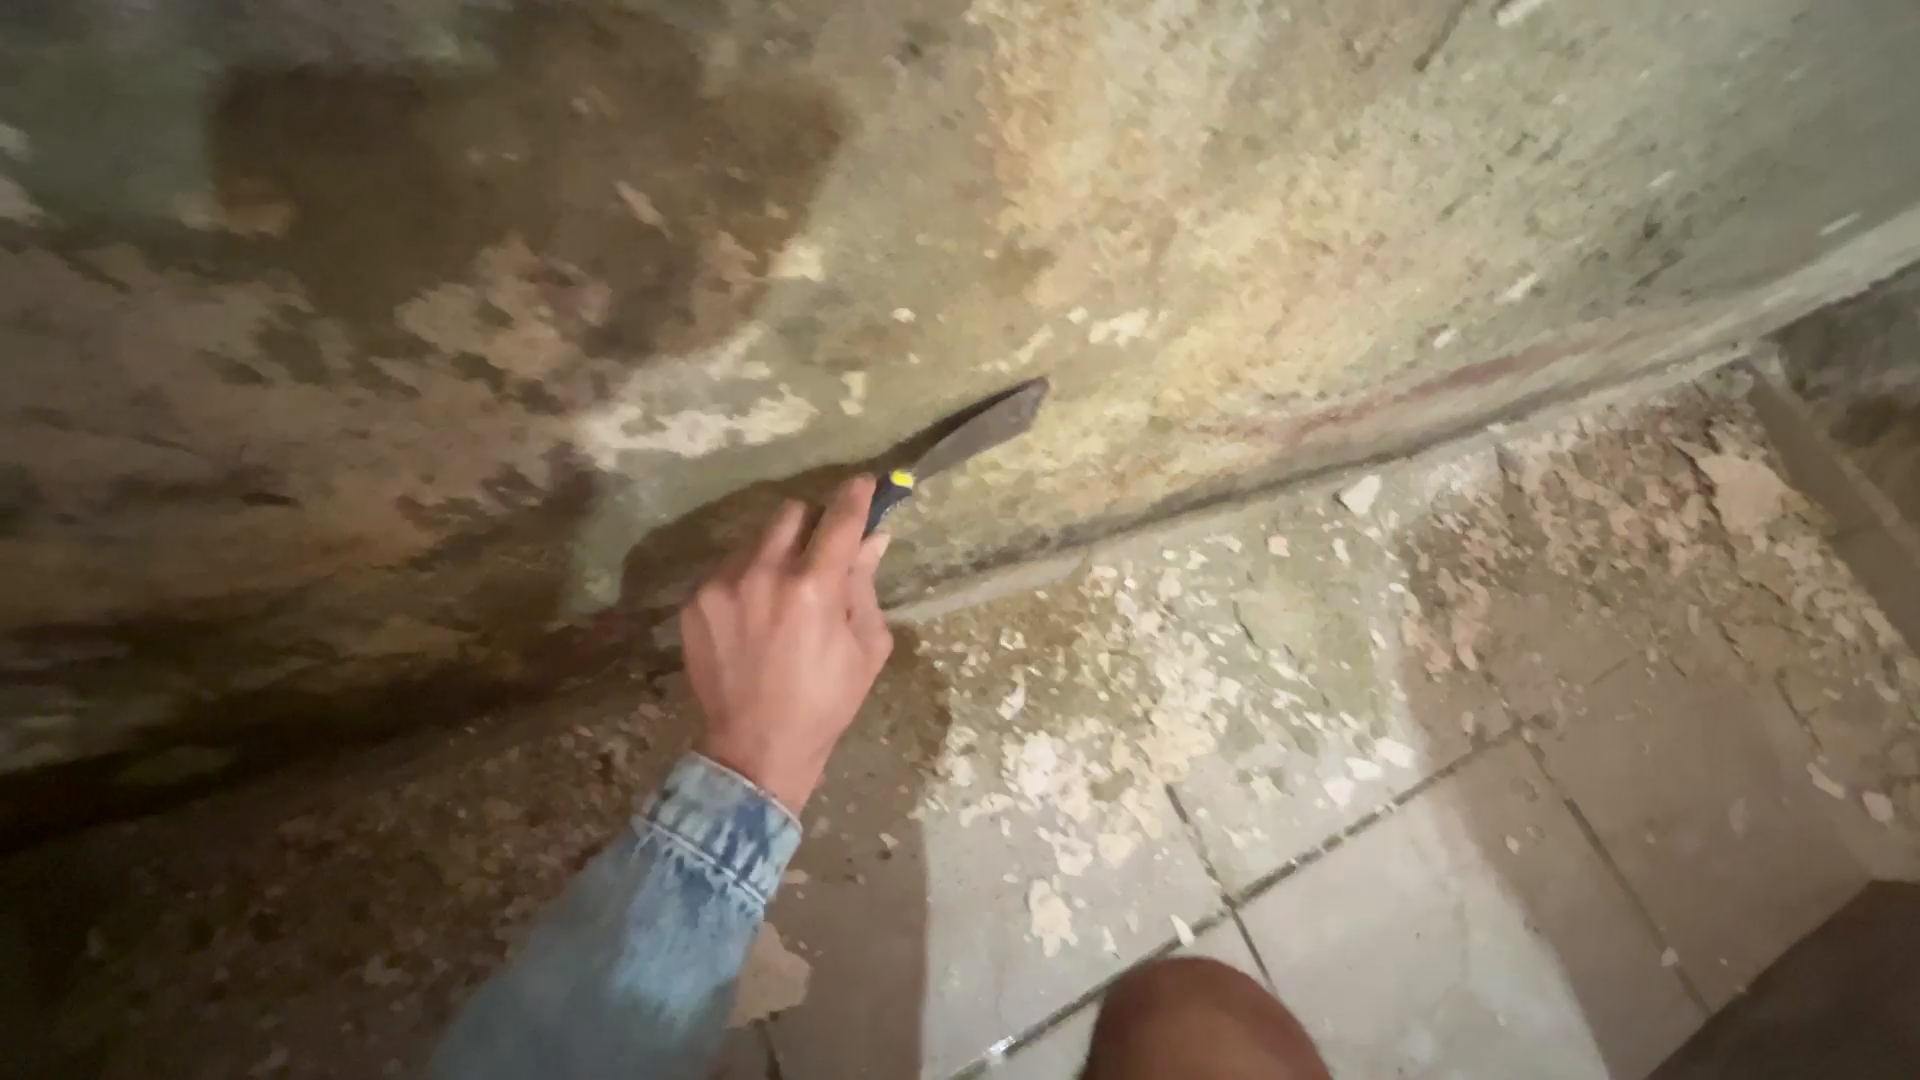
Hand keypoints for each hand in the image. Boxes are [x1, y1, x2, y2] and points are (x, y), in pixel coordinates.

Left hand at [681, 475, 894, 812]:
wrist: (756, 747)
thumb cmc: (827, 701)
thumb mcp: (867, 646)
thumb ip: (866, 583)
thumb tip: (874, 537)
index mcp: (813, 587)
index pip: (840, 518)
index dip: (857, 494)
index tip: (866, 483)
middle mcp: (763, 574)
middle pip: (791, 513)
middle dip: (813, 524)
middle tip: (823, 552)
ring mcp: (722, 586)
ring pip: (757, 538)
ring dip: (778, 551)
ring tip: (783, 592)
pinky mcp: (695, 602)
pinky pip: (729, 567)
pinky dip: (749, 578)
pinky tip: (755, 614)